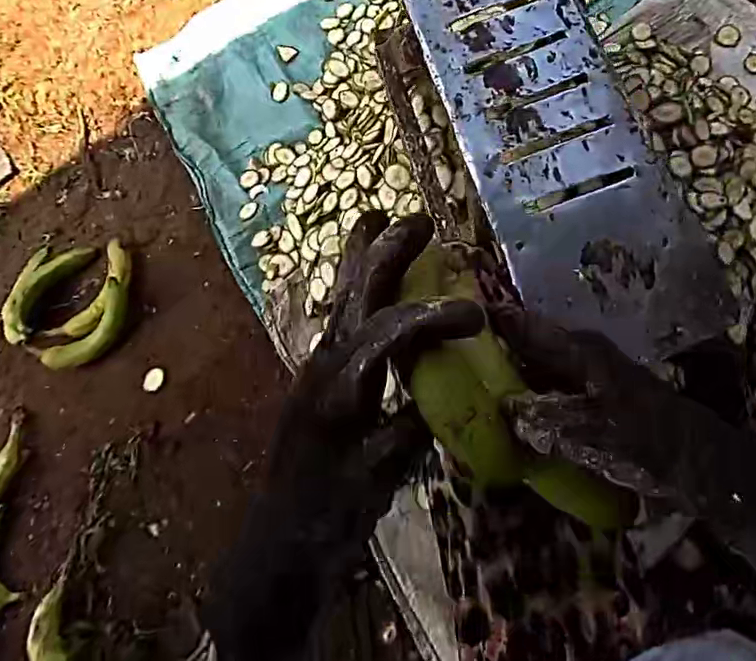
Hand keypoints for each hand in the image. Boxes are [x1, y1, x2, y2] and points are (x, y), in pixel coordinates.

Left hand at [206, 212, 482, 659]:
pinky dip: (358, 284)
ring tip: (374, 218)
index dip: (432, 317)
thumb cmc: (326, 514)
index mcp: (340, 386)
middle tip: (414, 219)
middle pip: (355, 292)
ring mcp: (319, 363)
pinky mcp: (321, 373)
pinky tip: (368, 278)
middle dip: (384, 251)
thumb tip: (441, 395)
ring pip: (343, 294)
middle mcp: (325, 362)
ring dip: (361, 255)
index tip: (475, 316)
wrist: (280, 537)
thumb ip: (408, 433)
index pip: (388, 333)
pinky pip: (344, 314)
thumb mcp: (376, 480)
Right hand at [486, 301, 755, 593]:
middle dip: (496, 347)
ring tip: (476, 381)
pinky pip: (552, 384)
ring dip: (513, 371)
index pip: (524, 326)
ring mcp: (590, 372)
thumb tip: (504, 411)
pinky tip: (515, 410)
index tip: (460, 315)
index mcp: (579, 349)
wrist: (707, 466)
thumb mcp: (593, 435)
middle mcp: (582, 352)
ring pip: (540, 363)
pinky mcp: (596, 394)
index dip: (493, 320)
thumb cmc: (651, 442)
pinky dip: (532, 391)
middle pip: (529, 342)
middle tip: (459, 355)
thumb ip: (544, 422)